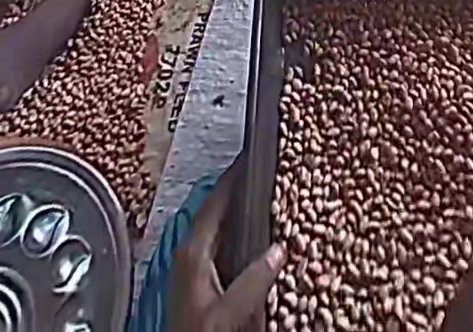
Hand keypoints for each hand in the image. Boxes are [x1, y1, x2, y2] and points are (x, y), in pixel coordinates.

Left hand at [171, 166, 284, 331]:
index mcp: (193, 252)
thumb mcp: (226, 316)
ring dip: (247, 214)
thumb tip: (279, 249)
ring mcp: (198, 270)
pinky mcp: (207, 285)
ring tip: (273, 198)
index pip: (215, 199)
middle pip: (221, 210)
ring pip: (225, 228)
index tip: (254, 155)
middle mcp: (193, 255)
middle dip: (244, 192)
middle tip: (270, 173)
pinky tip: (266, 241)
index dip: (235, 176)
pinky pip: (230, 246)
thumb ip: (252, 282)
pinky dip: (247, 236)